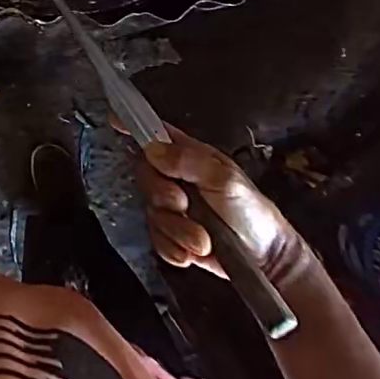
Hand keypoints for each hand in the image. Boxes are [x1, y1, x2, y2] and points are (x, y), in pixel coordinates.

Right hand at [134, 126, 305, 283]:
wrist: (266, 259)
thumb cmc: (251, 210)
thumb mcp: (224, 179)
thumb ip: (189, 162)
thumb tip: (153, 150)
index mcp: (188, 155)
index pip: (155, 133)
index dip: (134, 125)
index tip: (114, 119)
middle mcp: (176, 177)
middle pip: (145, 176)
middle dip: (162, 196)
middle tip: (183, 204)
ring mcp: (174, 208)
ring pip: (152, 213)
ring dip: (177, 230)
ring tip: (203, 238)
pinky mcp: (174, 237)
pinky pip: (157, 240)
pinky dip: (174, 249)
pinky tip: (193, 252)